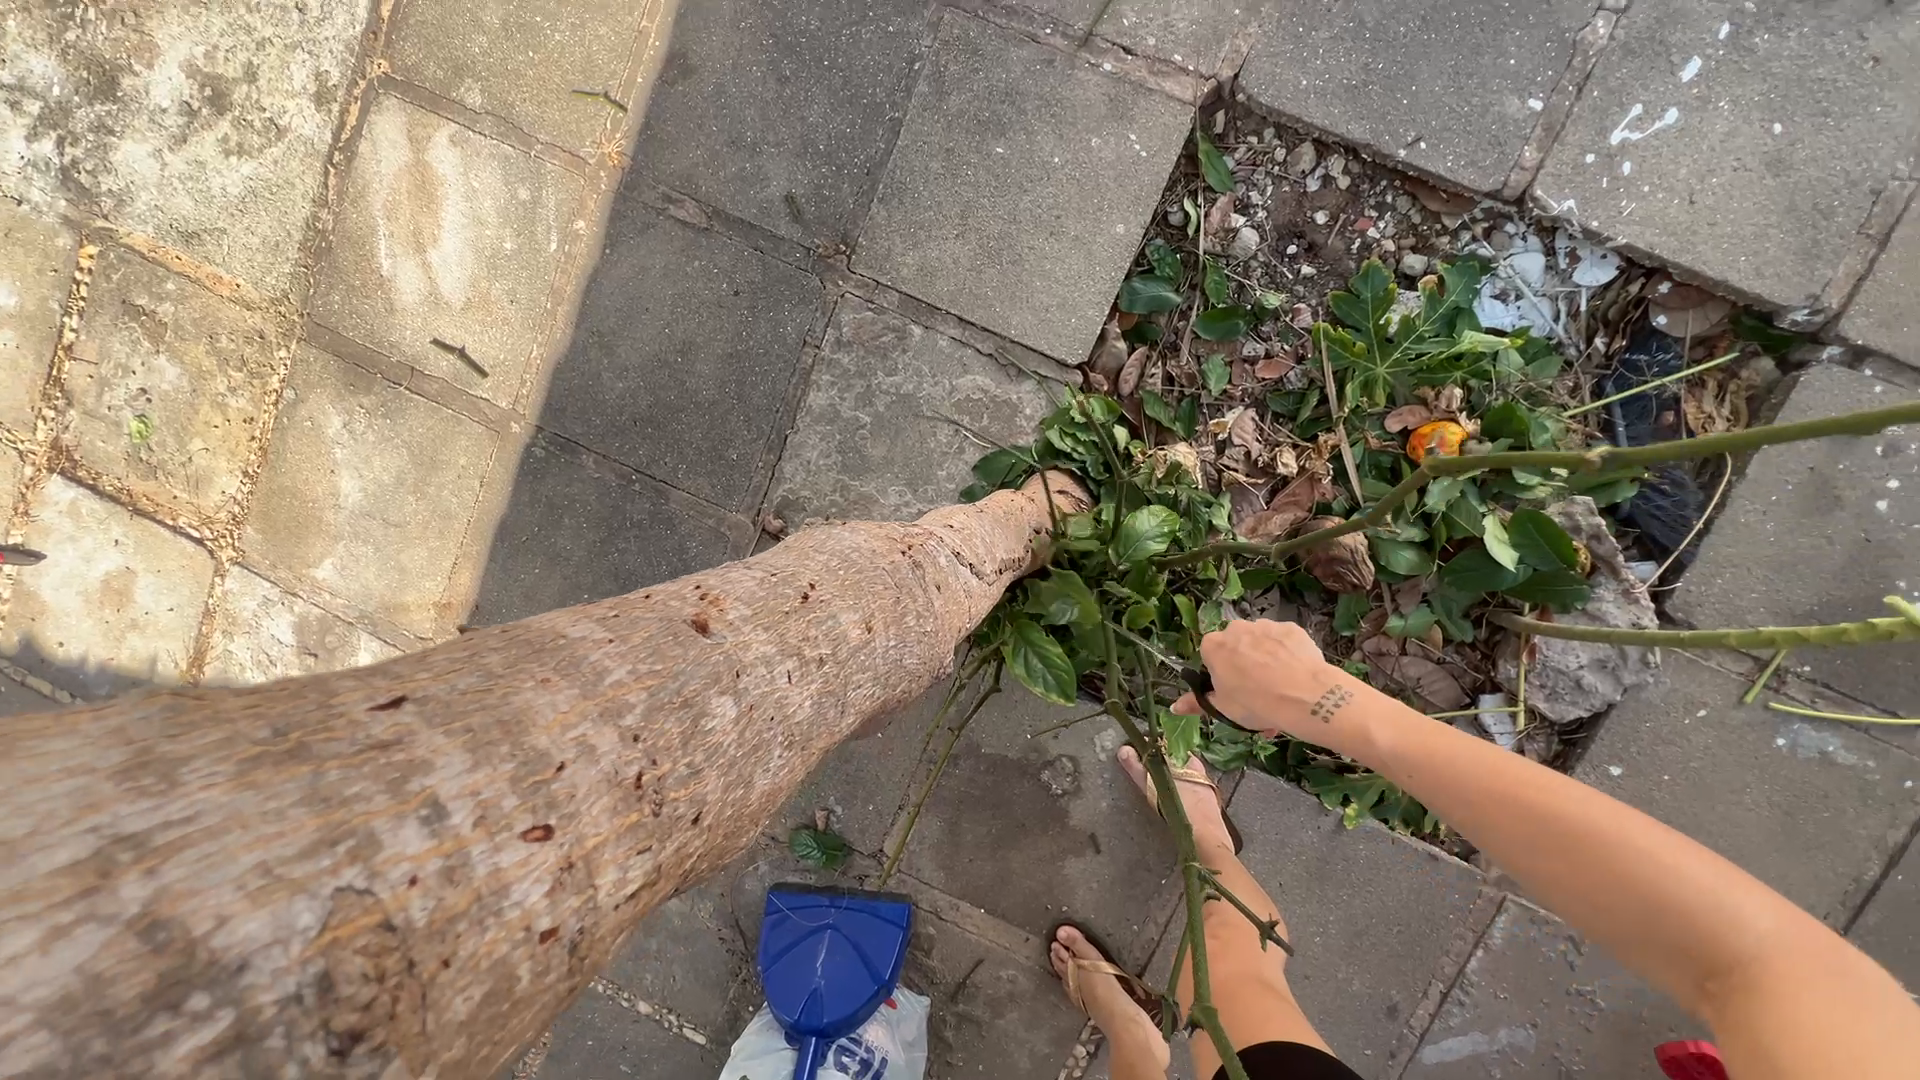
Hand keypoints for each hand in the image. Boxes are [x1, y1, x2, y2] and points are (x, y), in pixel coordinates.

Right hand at [1172, 620, 1360, 740]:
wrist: (1306, 698)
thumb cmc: (1257, 704)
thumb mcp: (1223, 708)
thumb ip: (1197, 703)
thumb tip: (1174, 707)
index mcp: (1213, 646)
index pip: (1210, 656)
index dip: (1221, 675)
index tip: (1234, 692)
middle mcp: (1236, 628)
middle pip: (1236, 647)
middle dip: (1244, 666)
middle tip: (1258, 693)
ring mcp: (1265, 625)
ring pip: (1260, 643)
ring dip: (1265, 660)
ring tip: (1281, 688)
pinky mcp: (1291, 628)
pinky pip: (1283, 641)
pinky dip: (1287, 654)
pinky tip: (1295, 675)